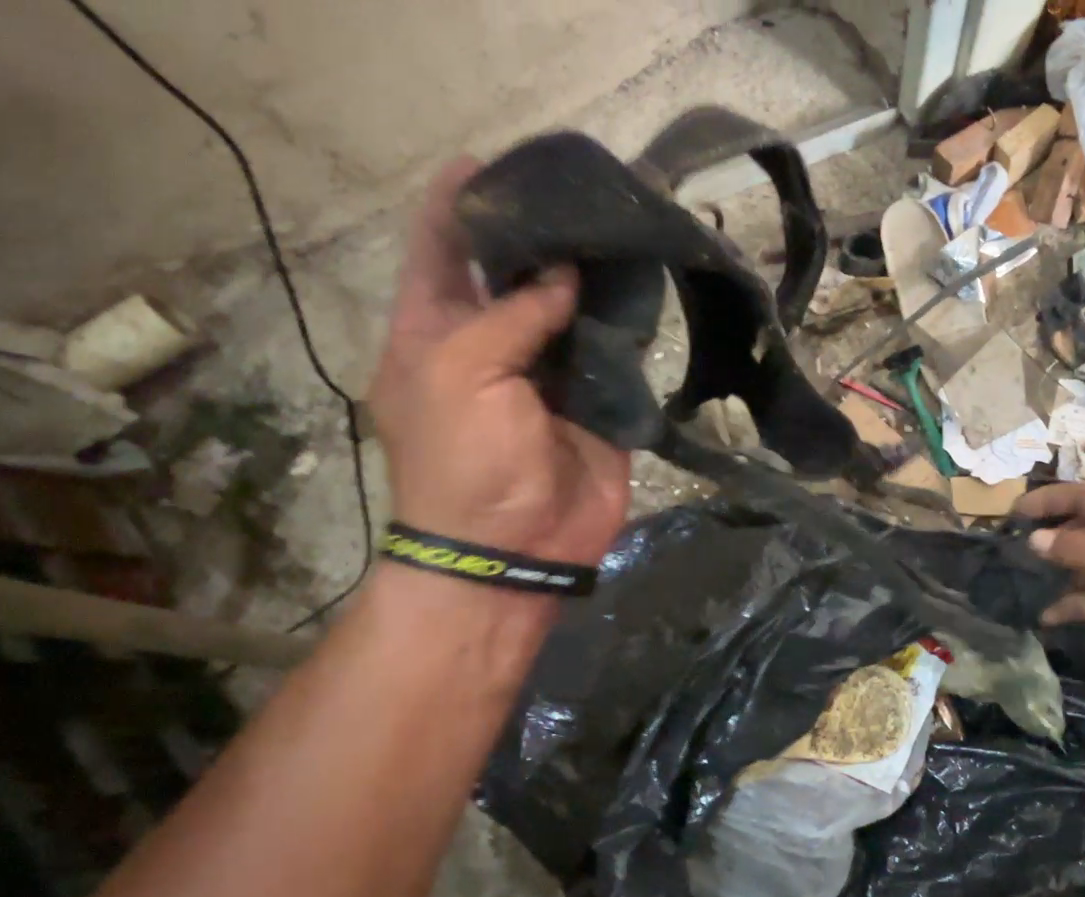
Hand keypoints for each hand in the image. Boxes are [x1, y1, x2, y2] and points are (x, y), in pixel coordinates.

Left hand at [368, 158, 629, 565]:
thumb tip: (564, 273)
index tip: (490, 160)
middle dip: (542, 233)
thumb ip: (512, 315)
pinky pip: (615, 351)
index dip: (458, 202)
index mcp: (436, 329)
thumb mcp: (462, 373)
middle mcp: (493, 342)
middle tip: (582, 187)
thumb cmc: (463, 461)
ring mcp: (549, 372)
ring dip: (593, 273)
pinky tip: (647, 281)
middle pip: (515, 272)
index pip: (441, 249)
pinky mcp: (599, 401)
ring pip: (572, 307)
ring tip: (621, 221)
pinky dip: (629, 321)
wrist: (516, 550)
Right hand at [1020, 484, 1084, 669]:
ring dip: (1050, 571)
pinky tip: (1043, 616)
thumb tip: (1034, 539)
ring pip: (1074, 566)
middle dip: (1044, 535)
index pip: (1081, 496)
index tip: (1016, 509)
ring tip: (1017, 576)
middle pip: (1074, 530)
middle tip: (1009, 544)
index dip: (1049, 499)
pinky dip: (1063, 606)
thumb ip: (1074, 548)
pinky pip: (1081, 600)